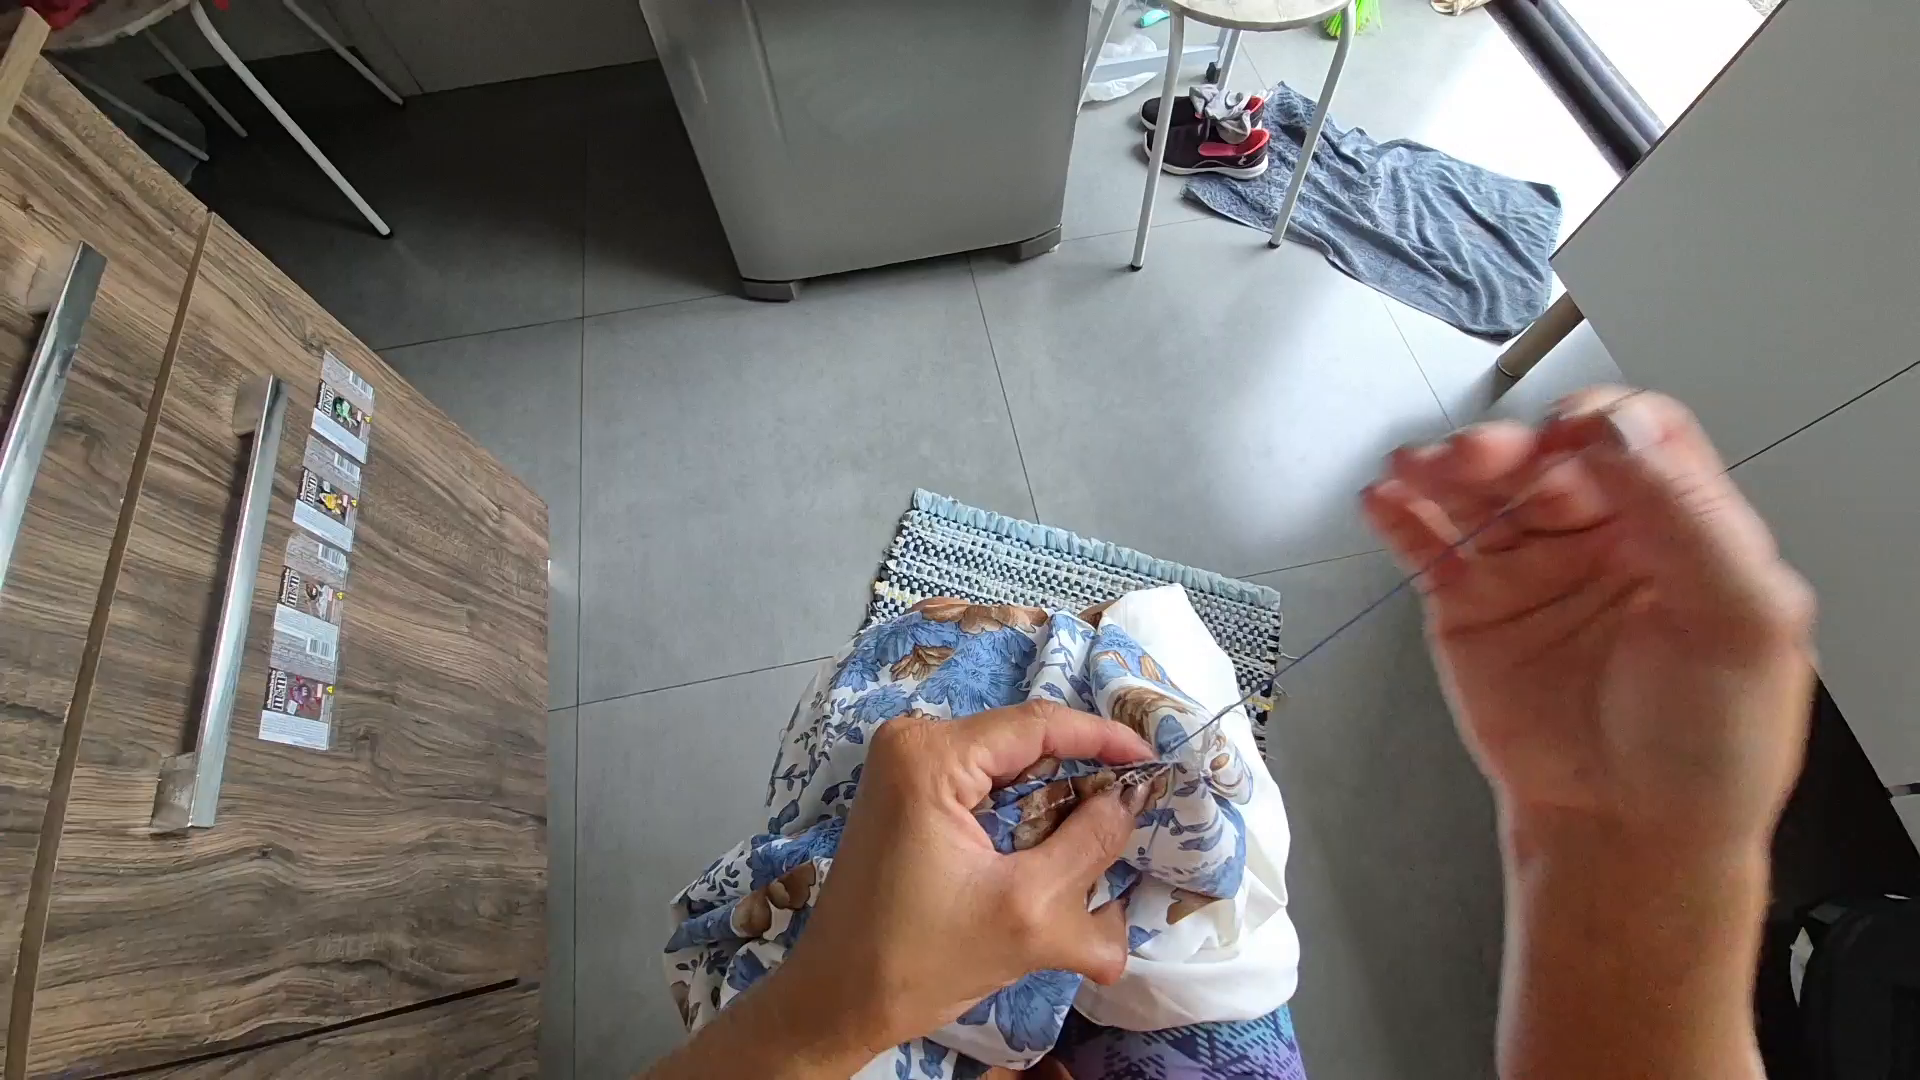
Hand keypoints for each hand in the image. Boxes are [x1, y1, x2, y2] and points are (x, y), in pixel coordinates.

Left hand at [767, 701, 1152, 1063]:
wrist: (835, 1000)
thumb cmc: (919, 960)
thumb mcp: (1025, 910)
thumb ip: (1089, 844)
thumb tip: (1131, 797)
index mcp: (929, 753)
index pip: (1037, 724)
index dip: (1103, 738)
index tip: (1153, 763)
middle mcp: (913, 739)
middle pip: (1021, 743)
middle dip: (1078, 776)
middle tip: (1129, 812)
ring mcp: (905, 762)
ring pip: (1006, 764)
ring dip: (1052, 799)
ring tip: (1092, 840)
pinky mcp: (907, 788)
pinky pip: (982, 782)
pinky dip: (1021, 810)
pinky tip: (1045, 847)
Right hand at [1361, 388, 1814, 851]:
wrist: (1617, 820)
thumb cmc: (1702, 739)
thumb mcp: (1739, 621)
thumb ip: (1685, 518)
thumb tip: (1621, 433)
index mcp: (1674, 531)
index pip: (1634, 440)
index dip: (1594, 424)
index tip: (1563, 438)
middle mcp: (1592, 539)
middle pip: (1536, 460)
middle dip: (1499, 448)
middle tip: (1471, 457)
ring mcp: (1520, 568)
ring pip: (1473, 494)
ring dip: (1438, 471)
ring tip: (1410, 469)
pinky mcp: (1463, 602)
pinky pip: (1425, 546)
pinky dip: (1397, 519)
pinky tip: (1381, 502)